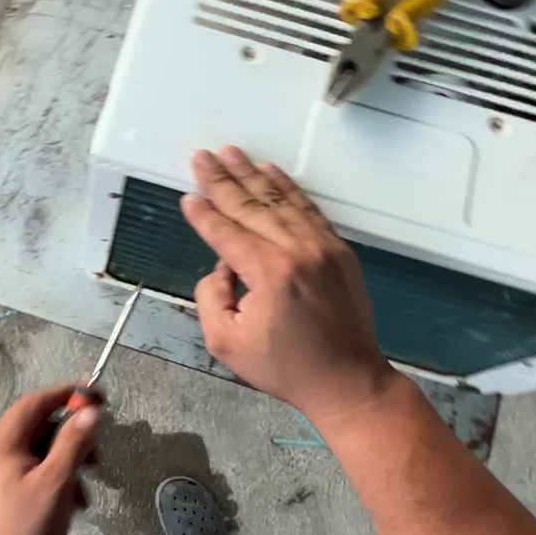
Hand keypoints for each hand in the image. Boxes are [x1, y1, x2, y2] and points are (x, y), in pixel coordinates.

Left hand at [0, 385, 101, 534]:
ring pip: (37, 452)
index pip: (38, 401)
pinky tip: (67, 505)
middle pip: (39, 427)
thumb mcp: (55, 482)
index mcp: (1, 440)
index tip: (98, 396)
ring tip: (83, 495)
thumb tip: (91, 410)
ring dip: (65, 465)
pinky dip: (51, 480)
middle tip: (97, 459)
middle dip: (72, 440)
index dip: (69, 394)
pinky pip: (29, 471)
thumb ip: (74, 442)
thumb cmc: (22, 529)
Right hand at [180, 147, 395, 421]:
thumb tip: (221, 266)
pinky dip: (289, 188)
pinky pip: (309, 209)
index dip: (204, 214)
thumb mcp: (226, 342)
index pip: (226, 232)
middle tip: (202, 158)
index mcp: (269, 274)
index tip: (188, 197)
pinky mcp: (339, 251)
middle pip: (251, 206)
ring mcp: (322, 247)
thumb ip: (210, 297)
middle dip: (222, 181)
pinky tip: (272, 172)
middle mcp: (297, 251)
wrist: (347, 380)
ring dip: (252, 175)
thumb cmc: (287, 368)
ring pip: (281, 200)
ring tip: (231, 154)